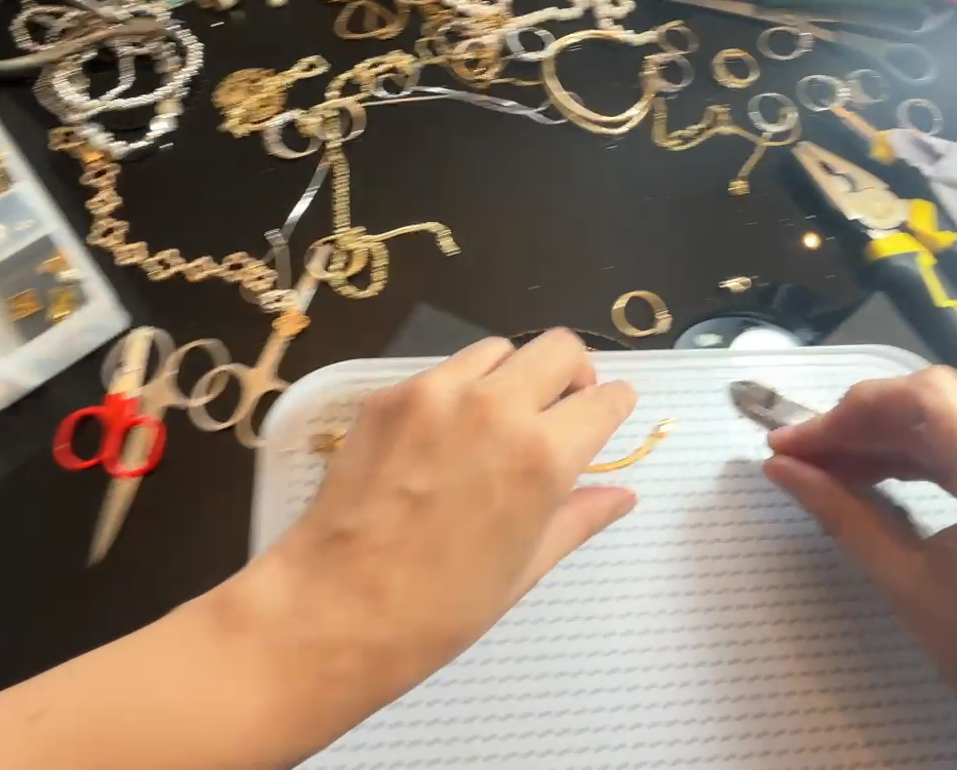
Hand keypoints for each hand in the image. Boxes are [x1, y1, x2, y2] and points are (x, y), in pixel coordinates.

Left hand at [242, 331, 638, 733]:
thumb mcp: (525, 567)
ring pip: (500, 349)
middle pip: (559, 347)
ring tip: (500, 416)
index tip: (612, 408)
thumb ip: (580, 517)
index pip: (603, 400)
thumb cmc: (441, 608)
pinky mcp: (392, 393)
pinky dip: (462, 388)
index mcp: (542, 455)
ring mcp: (437, 392)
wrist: (333, 608)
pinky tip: (446, 431)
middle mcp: (496, 406)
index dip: (615, 403)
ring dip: (515, 374)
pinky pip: (445, 370)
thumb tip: (623, 495)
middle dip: (573, 372)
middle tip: (562, 406)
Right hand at [765, 367, 956, 769]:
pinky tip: (866, 472)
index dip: (854, 409)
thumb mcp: (908, 587)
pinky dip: (908, 456)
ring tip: (820, 465)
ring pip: (940, 424)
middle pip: (930, 407)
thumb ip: (840, 515)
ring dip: (876, 439)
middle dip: (854, 425)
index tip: (798, 440)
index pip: (930, 401)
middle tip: (796, 453)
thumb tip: (781, 469)